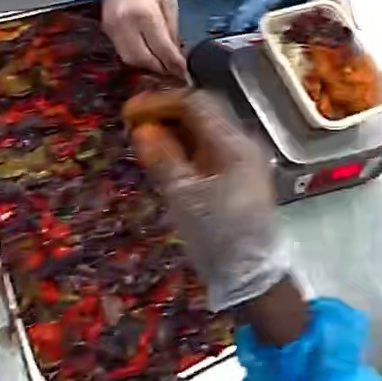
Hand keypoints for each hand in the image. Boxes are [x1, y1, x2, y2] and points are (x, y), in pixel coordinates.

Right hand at [103, 0, 185, 76]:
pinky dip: (135, 56)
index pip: (162, 48)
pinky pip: (121, 49)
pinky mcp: (105, 27)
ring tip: (160, 65)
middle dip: (159, 68)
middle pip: (143, 59)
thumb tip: (175, 54)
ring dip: (146, 65)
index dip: (174, 64)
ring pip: (129, 58)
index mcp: (145, 13)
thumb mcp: (169, 2)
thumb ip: (171, 30)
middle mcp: (125, 22)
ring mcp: (112, 26)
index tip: (183, 73)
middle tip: (172, 71)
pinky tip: (146, 54)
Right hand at [123, 92, 287, 312]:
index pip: (195, 104)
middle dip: (167, 112)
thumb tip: (141, 129)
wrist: (252, 278)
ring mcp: (246, 159)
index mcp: (234, 145)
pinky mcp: (242, 175)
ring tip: (145, 137)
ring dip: (176, 128)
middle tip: (135, 122)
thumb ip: (162, 158)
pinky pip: (211, 147)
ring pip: (207, 129)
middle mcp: (244, 144)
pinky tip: (167, 156)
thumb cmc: (218, 237)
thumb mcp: (183, 197)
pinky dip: (187, 145)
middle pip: (204, 112)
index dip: (160, 102)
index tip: (129, 112)